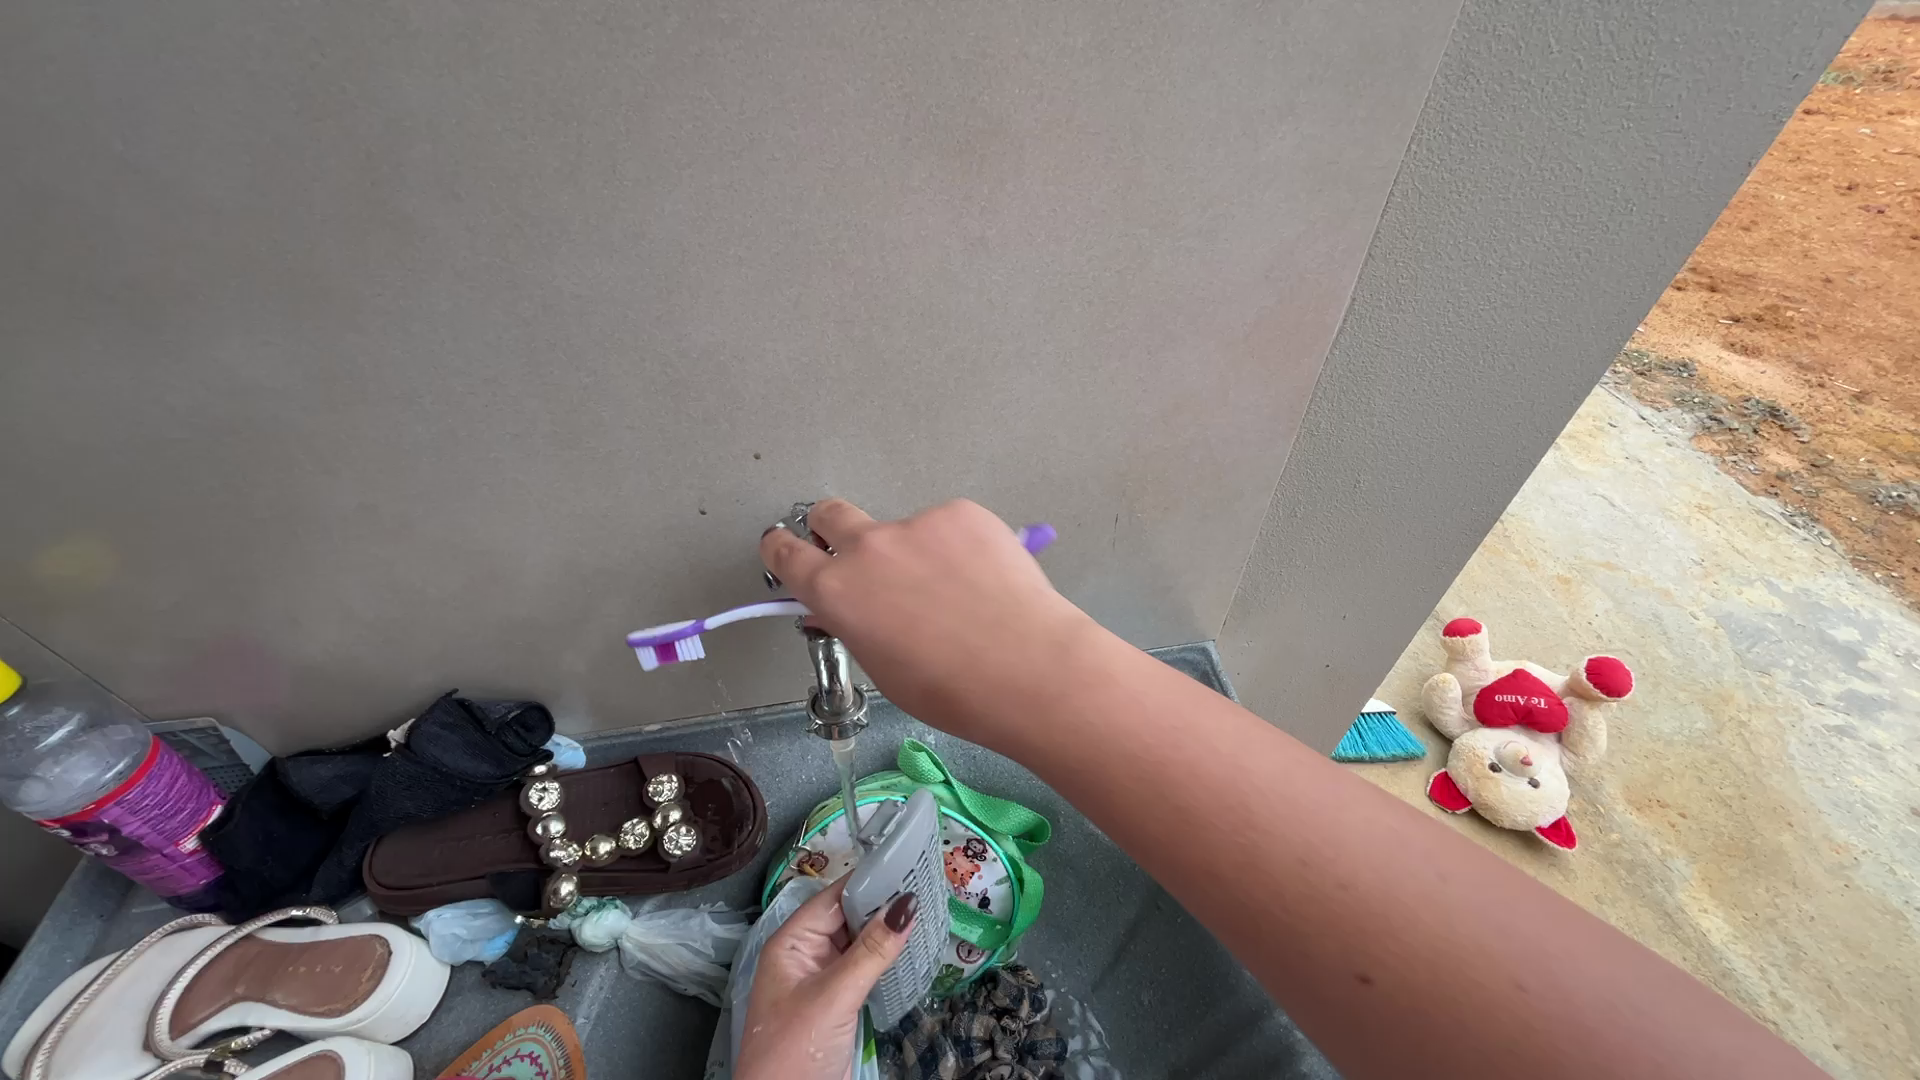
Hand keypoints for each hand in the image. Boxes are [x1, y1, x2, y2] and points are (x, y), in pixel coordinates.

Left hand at [735, 878, 917, 1079]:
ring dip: (885, 930)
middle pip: (847, 917)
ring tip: (925, 907)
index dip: (867, 880)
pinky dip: (884, 957)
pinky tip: (910, 948)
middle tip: (924, 882)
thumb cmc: (796, 1050)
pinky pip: (863, 968)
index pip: (833, 898)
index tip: (906, 863)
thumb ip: (872, 950)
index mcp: (791, 943)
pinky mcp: (838, 1005)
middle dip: (881, 903)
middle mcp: (805, 955)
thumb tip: (907, 904)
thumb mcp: (835, 995)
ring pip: (858, 943)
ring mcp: (822, 980)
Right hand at [760, 498, 1101, 745]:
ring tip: (956, 591)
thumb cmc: (951, 690)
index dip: (781, 548)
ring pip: (903, 528)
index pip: (785, 551)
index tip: (785, 547)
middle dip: (833, 529)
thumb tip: (845, 609)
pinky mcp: (962, 513)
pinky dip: (958, 546)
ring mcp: (917, 523)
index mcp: (836, 590)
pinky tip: (985, 579)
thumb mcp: (883, 669)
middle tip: (860, 556)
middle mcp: (867, 547)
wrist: (1027, 667)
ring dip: (914, 550)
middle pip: (830, 513)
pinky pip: (948, 526)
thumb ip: (854, 626)